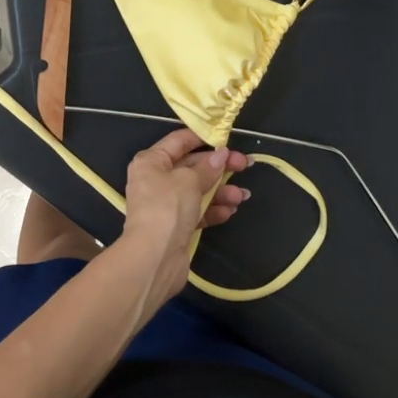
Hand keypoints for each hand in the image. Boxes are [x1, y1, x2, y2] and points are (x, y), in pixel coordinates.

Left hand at [120, 130, 251, 301]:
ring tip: (242, 196)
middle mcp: (156, 180)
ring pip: (198, 190)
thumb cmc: (167, 208)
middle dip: (219, 168)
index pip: (179, 141)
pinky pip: (198, 211)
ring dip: (221, 191)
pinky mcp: (176, 226)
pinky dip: (213, 209)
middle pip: (192, 166)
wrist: (154, 259)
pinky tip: (230, 210)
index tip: (226, 139)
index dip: (203, 138)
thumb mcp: (189, 180)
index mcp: (151, 161)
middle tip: (245, 165)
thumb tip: (221, 154)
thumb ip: (208, 167)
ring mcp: (166, 205)